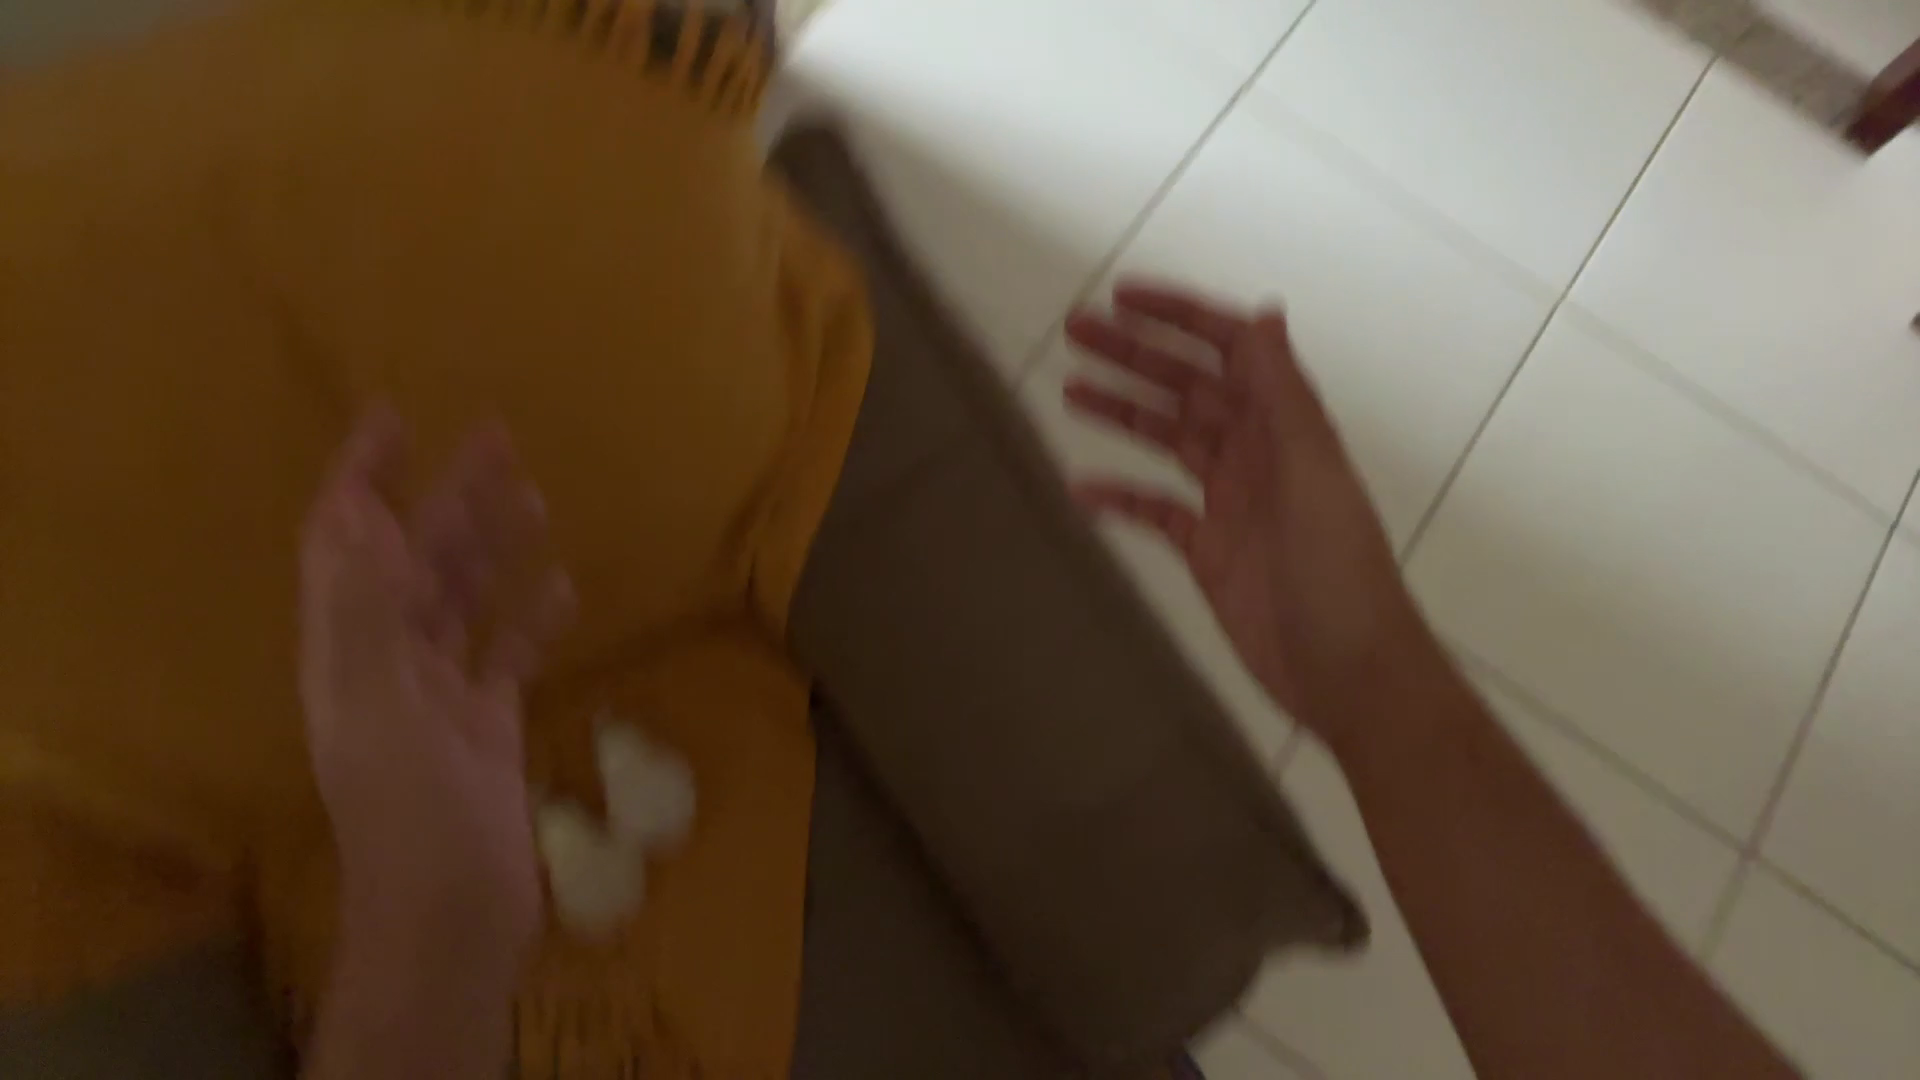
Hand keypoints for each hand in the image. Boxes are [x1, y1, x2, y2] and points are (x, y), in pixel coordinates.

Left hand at [298, 411, 573, 972]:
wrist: (459, 909)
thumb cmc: (417, 814)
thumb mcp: (381, 715)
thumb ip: (365, 618)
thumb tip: (361, 520)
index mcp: (350, 651)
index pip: (344, 543)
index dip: (361, 477)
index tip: (395, 418)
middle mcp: (389, 660)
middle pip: (419, 560)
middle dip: (451, 496)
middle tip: (498, 440)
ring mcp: (442, 691)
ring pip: (468, 598)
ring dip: (496, 546)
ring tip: (534, 498)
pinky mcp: (489, 718)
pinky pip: (510, 650)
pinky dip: (532, 614)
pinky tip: (563, 587)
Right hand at [1063, 283, 1438, 744]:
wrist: (1345, 668)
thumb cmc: (1337, 570)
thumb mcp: (1312, 474)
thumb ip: (1284, 397)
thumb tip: (1263, 314)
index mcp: (1282, 425)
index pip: (1226, 352)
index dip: (1178, 319)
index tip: (1122, 297)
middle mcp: (1253, 451)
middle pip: (1184, 389)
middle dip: (1133, 357)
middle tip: (1074, 332)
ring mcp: (1226, 500)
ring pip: (1166, 441)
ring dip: (1121, 413)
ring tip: (1070, 390)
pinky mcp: (1204, 547)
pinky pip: (1154, 510)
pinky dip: (1119, 498)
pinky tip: (1080, 489)